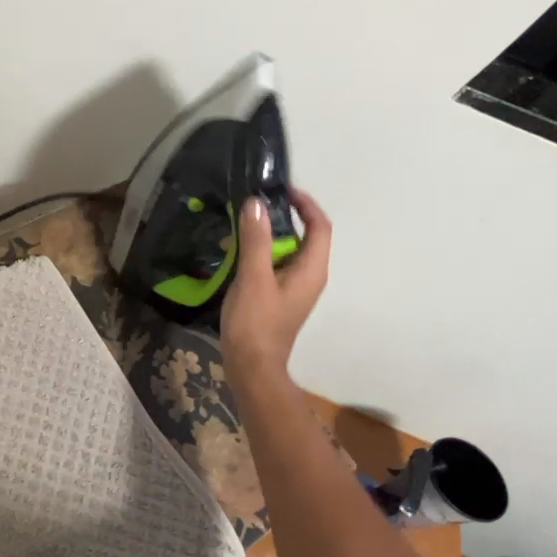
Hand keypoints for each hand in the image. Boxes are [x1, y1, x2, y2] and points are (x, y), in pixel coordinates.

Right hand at [220, 189, 331, 382]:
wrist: (252, 367)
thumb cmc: (256, 322)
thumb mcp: (253, 278)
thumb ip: (256, 240)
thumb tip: (256, 204)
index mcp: (312, 269)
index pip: (320, 226)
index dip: (306, 204)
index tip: (282, 190)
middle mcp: (310, 276)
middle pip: (305, 236)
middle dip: (283, 217)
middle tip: (254, 205)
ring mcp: (296, 288)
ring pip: (288, 251)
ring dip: (268, 236)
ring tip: (240, 226)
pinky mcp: (280, 297)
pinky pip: (276, 265)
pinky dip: (261, 253)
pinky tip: (236, 254)